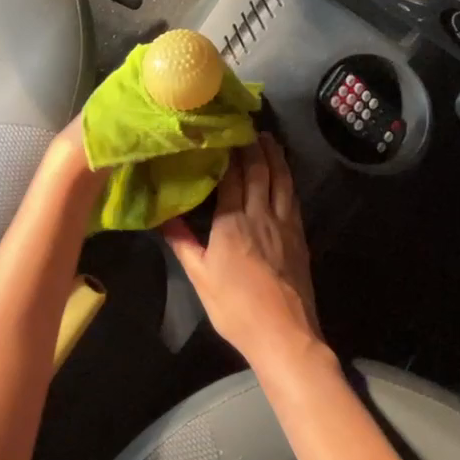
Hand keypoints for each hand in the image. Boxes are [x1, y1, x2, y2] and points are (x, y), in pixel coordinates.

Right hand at [162, 134, 320, 369]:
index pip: (231, 176)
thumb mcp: (200, 277)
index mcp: (232, 222)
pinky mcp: (299, 236)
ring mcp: (283, 224)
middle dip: (252, 146)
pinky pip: (292, 197)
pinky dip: (288, 178)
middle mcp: (260, 215)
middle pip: (258, 171)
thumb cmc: (236, 308)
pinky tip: (285, 173)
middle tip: (246, 125)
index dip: (228, 152)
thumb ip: (182, 242)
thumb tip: (160, 215)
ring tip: (268, 138)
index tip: (221, 131)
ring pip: (281, 179)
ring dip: (274, 156)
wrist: (284, 335)